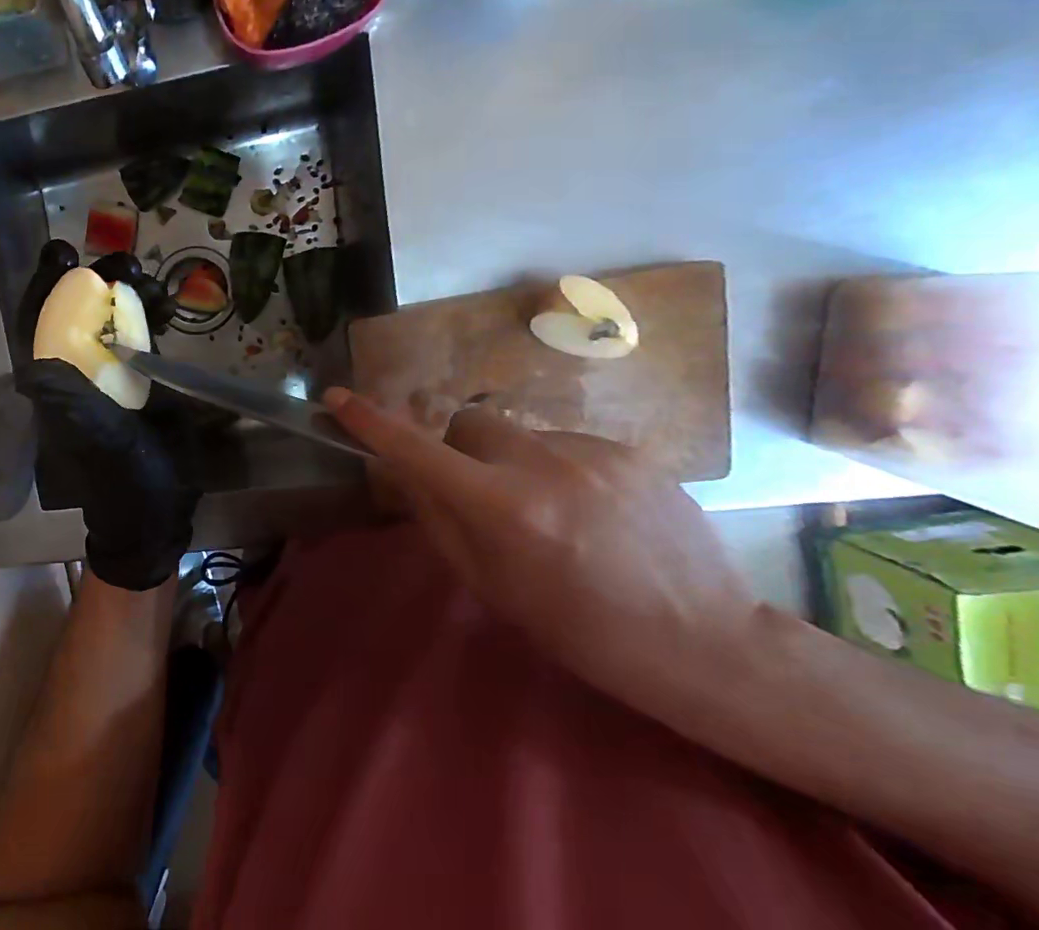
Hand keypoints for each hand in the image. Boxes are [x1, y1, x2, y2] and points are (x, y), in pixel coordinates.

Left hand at [16, 241, 197, 590]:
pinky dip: (153, 313)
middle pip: (78, 311)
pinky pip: (143, 334)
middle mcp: (79, 371)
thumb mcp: (97, 440)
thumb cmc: (123, 477)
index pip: (39, 325)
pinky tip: (170, 302)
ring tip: (150, 277)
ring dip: (129, 291)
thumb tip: (28, 366)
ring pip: (113, 318)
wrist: (158, 507)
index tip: (65, 253)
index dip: (44, 287)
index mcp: (57, 383)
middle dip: (96, 280)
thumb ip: (69, 405)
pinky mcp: (145, 378)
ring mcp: (112, 372)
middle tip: (123, 259)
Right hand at [324, 389, 756, 691]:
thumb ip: (439, 521)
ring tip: (550, 512)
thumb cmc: (580, 630)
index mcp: (503, 509)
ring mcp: (594, 451)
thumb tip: (405, 472)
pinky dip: (557, 467)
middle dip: (456, 446)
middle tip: (478, 491)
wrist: (700, 640)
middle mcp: (544, 464)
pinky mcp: (631, 449)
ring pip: (520, 433)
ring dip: (512, 461)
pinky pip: (567, 443)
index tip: (338, 398)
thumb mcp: (491, 586)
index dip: (371, 423)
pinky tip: (590, 511)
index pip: (418, 451)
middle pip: (468, 422)